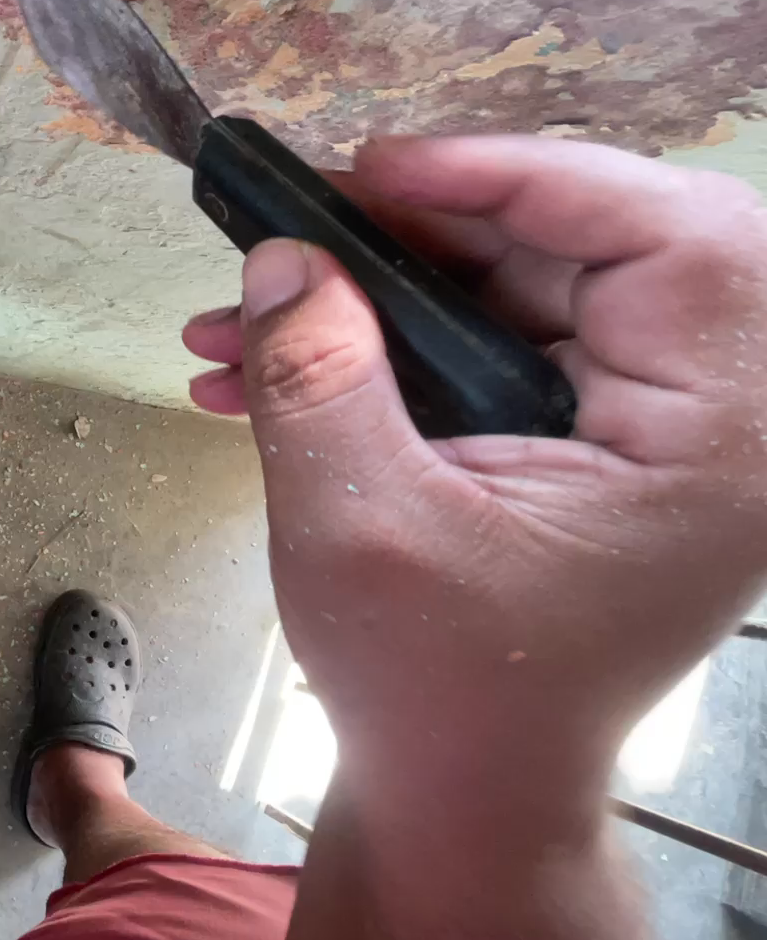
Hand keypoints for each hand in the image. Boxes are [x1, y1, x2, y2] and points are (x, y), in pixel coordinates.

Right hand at [181, 136, 766, 794]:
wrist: (448, 768)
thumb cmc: (422, 671)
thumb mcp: (352, 521)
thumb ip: (316, 381)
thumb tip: (282, 261)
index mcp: (712, 434)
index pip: (666, 236)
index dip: (518, 177)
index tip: (372, 171)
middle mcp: (692, 415)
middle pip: (558, 260)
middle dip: (398, 246)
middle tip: (284, 247)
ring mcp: (613, 430)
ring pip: (484, 308)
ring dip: (348, 307)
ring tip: (227, 326)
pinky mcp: (544, 446)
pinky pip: (448, 363)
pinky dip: (349, 358)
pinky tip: (244, 376)